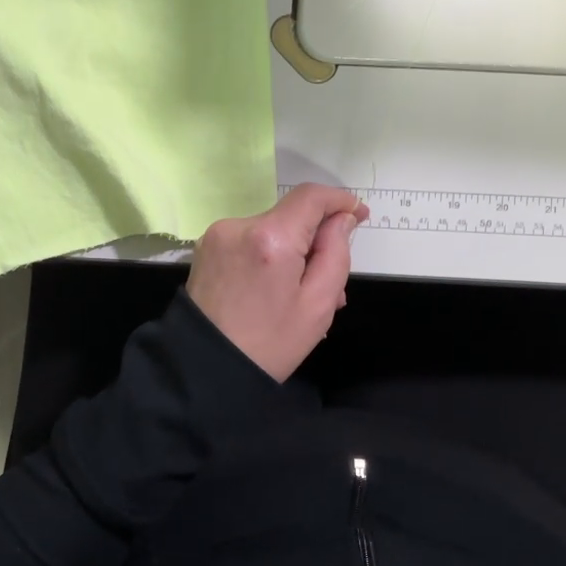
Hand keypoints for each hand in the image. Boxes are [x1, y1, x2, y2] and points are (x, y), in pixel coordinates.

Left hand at [187, 183, 368, 380]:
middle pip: (291, 217)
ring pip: (270, 231)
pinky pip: (249, 243)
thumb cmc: (269, 344)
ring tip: (301, 297)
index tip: (359, 216)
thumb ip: (335, 253)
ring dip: (292, 254)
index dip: (340, 201)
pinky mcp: (206, 249)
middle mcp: (239, 226)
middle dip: (316, 242)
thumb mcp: (318, 304)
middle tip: (333, 286)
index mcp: (270, 237)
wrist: (206, 368)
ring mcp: (217, 236)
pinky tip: (274, 292)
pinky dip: (268, 259)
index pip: (311, 196)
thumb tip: (340, 219)